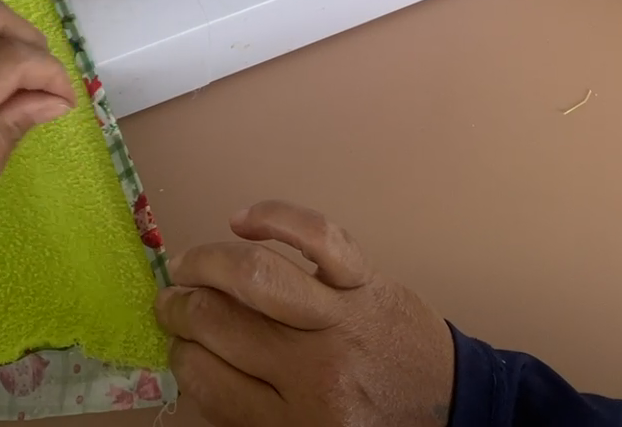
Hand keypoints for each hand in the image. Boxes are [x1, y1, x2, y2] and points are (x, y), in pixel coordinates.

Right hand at [158, 201, 456, 425]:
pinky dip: (273, 216)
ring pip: (254, 276)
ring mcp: (339, 317)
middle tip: (171, 299)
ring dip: (205, 263)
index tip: (176, 340)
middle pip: (221, 324)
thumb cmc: (369, 423)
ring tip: (188, 264)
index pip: (208, 379)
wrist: (449, 407)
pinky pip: (315, 234)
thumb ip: (249, 411)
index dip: (180, 353)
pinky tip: (241, 220)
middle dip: (180, 307)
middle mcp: (312, 370)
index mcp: (294, 423)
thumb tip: (191, 359)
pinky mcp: (363, 278)